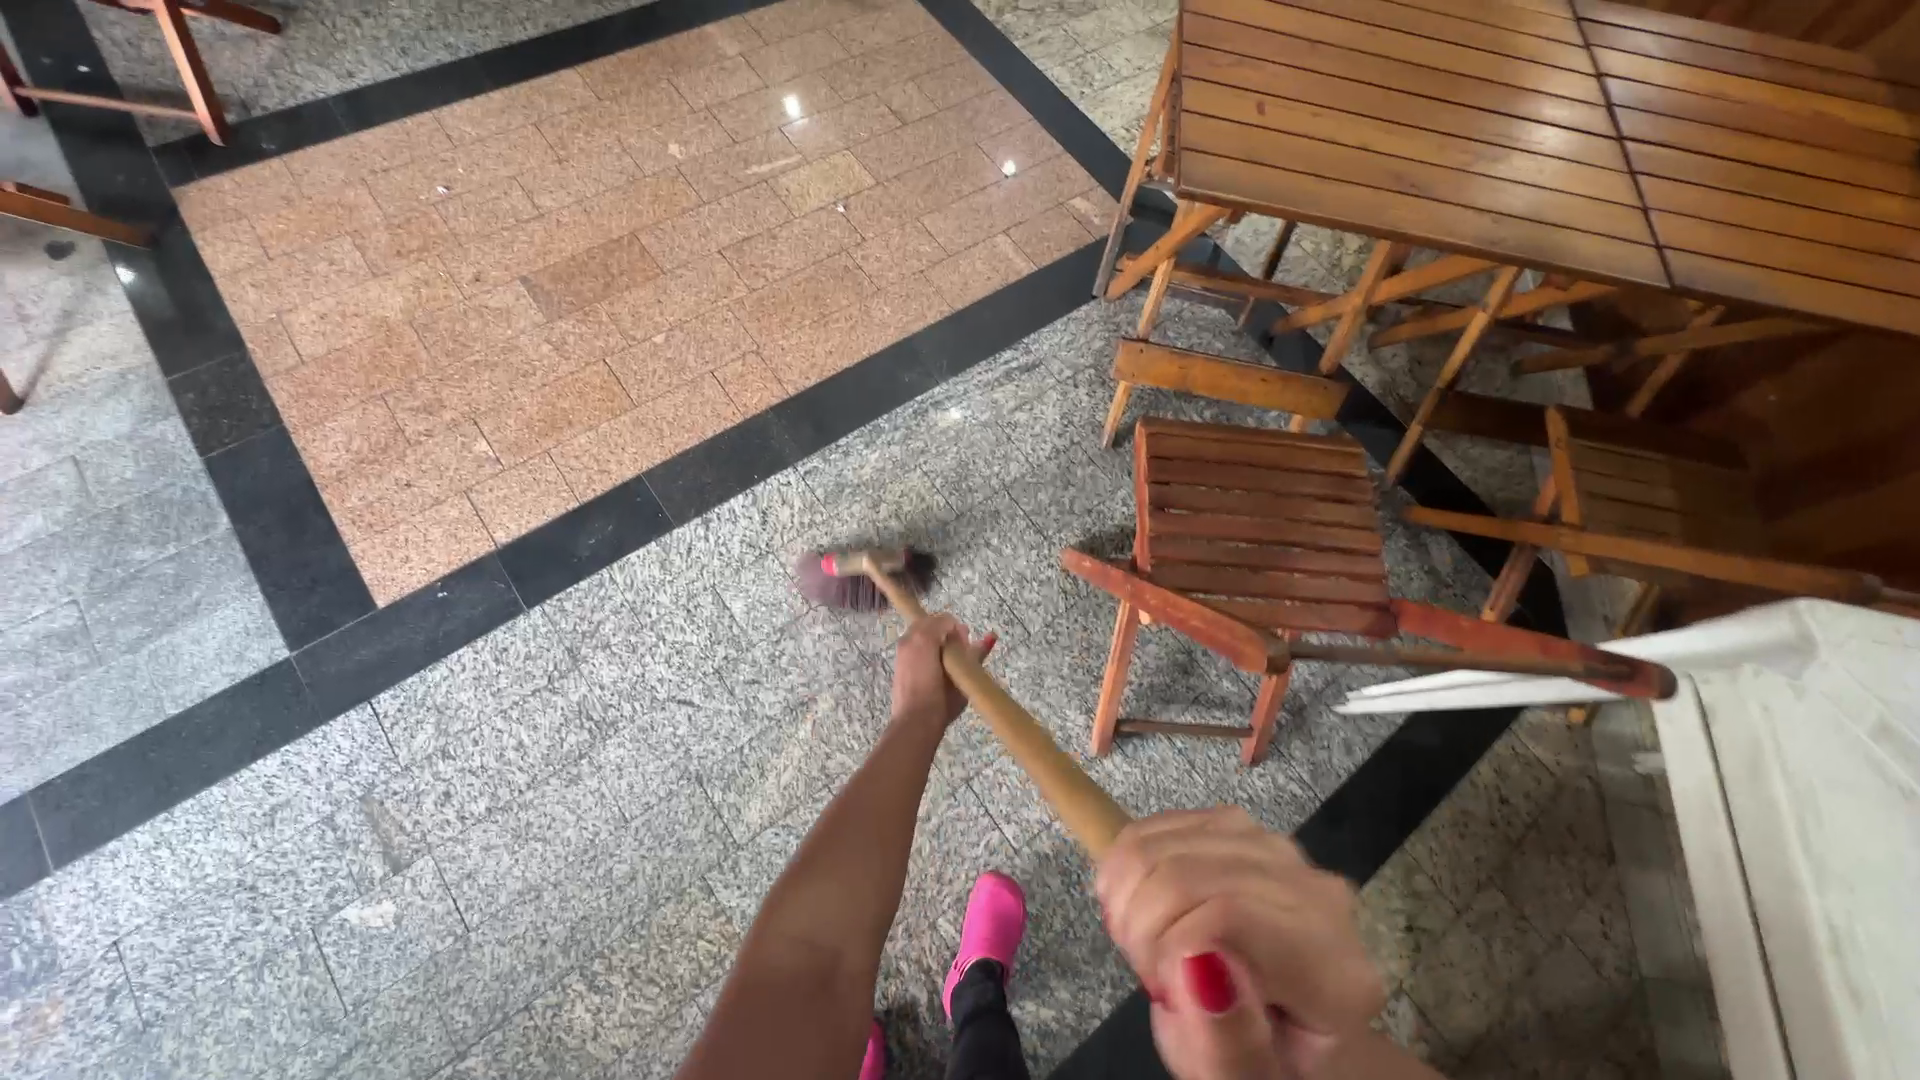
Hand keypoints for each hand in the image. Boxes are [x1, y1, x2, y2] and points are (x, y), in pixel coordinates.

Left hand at [889, 614, 995, 729]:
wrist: (915, 721)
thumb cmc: (942, 698)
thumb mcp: (964, 674)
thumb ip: (976, 652)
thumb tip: (991, 636)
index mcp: (926, 637)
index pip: (946, 620)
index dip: (958, 631)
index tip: (965, 646)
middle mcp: (910, 638)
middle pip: (931, 623)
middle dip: (946, 633)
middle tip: (958, 653)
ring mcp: (901, 649)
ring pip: (921, 633)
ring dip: (935, 641)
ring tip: (947, 662)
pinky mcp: (898, 662)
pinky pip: (914, 645)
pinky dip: (926, 650)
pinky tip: (935, 668)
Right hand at [1096, 808, 1384, 1079]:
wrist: (1278, 1020)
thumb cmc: (1264, 1058)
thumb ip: (1229, 1043)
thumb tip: (1196, 960)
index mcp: (1335, 970)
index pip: (1229, 915)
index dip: (1170, 946)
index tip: (1162, 992)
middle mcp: (1316, 894)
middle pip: (1189, 874)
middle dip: (1142, 925)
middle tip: (1148, 973)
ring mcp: (1275, 849)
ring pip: (1164, 846)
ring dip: (1129, 897)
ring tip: (1142, 944)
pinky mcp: (1235, 824)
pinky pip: (1154, 826)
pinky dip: (1124, 867)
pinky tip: (1135, 907)